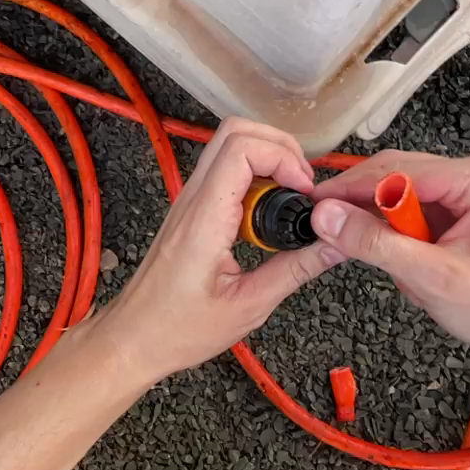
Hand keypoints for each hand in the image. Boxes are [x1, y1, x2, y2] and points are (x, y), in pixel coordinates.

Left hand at [93, 119, 343, 384]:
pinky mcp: (191, 210)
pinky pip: (223, 172)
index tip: (305, 191)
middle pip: (235, 132)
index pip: (241, 148)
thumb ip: (295, 269)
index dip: (283, 157)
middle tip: (303, 185)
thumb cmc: (179, 328)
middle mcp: (193, 198)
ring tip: (292, 198)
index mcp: (205, 217)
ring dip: (267, 159)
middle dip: (280, 147)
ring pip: (228, 147)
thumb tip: (335, 243)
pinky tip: (269, 214)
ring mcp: (189, 200)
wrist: (133, 337)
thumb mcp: (249, 306)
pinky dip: (254, 176)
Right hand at [309, 151, 469, 369]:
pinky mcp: (462, 215)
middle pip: (395, 177)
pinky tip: (413, 270)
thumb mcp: (432, 278)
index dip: (349, 187)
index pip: (396, 169)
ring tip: (398, 269)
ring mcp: (468, 195)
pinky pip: (414, 217)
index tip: (312, 204)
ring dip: (389, 233)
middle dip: (368, 211)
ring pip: (400, 199)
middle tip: (329, 231)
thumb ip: (375, 243)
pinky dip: (403, 243)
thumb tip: (324, 216)